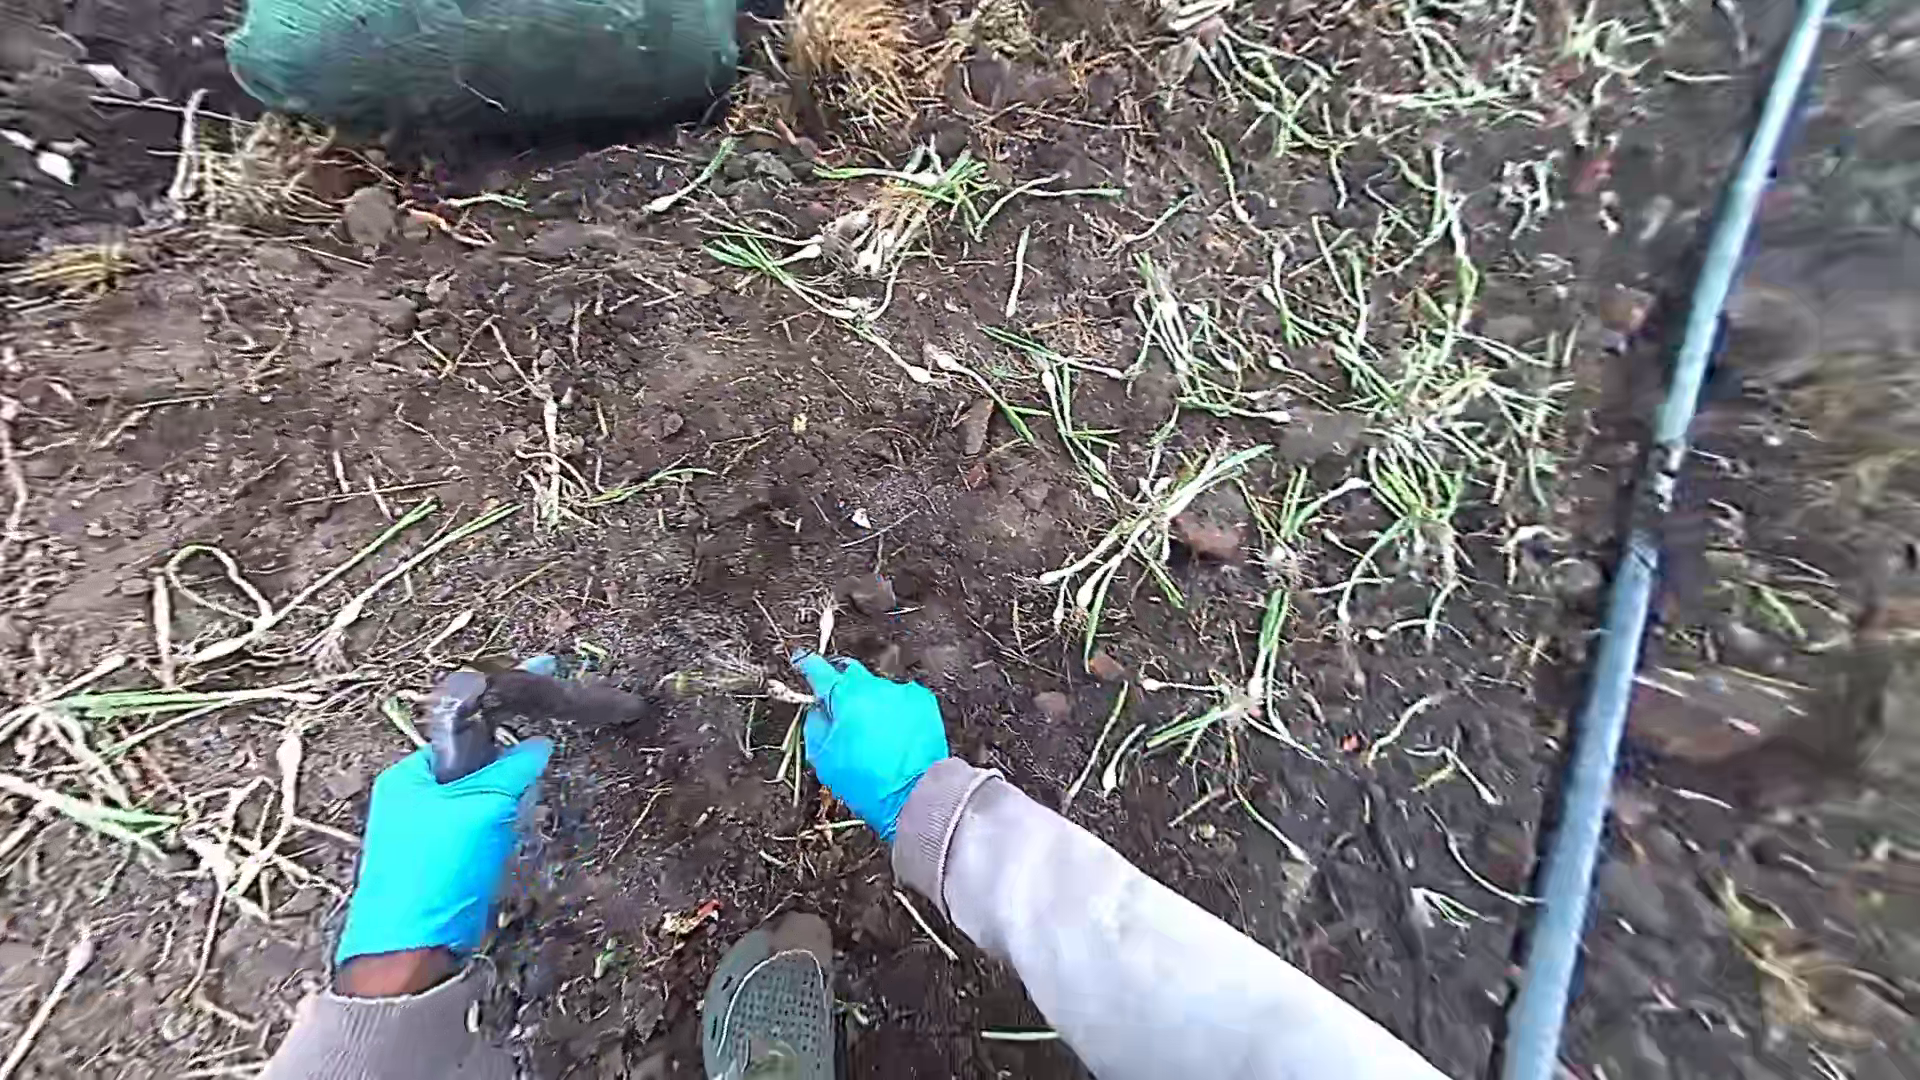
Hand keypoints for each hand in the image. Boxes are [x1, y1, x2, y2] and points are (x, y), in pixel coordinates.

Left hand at [334, 738, 551, 966]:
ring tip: (502, 832)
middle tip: (510, 804)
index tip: (520, 763)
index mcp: (406, 778)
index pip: (465, 741)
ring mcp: (424, 829)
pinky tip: (496, 849)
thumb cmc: (436, 869)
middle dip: (504, 786)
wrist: (416, 945)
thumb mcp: (486, 802)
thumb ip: (516, 766)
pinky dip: (496, 835)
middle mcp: (410, 799)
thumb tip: (539, 744)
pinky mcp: (440, 854)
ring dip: (503, 813)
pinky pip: (481, 828)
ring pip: (484, 801)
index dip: (498, 748)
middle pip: (479, 771)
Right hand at [795, 653, 947, 841]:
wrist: (916, 793)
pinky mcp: (923, 700)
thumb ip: (814, 725)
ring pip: (878, 690)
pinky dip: (896, 711)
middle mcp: (873, 686)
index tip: (803, 662)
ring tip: (875, 736)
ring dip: (872, 704)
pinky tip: (896, 735)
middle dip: (843, 689)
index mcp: (845, 697)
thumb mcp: (823, 759)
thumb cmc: (866, 781)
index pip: (820, 671)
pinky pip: (901, 699)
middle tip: (841, 710)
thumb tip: (816, 708)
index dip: (808, 666)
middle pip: (851, 676)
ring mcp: (900, 691)